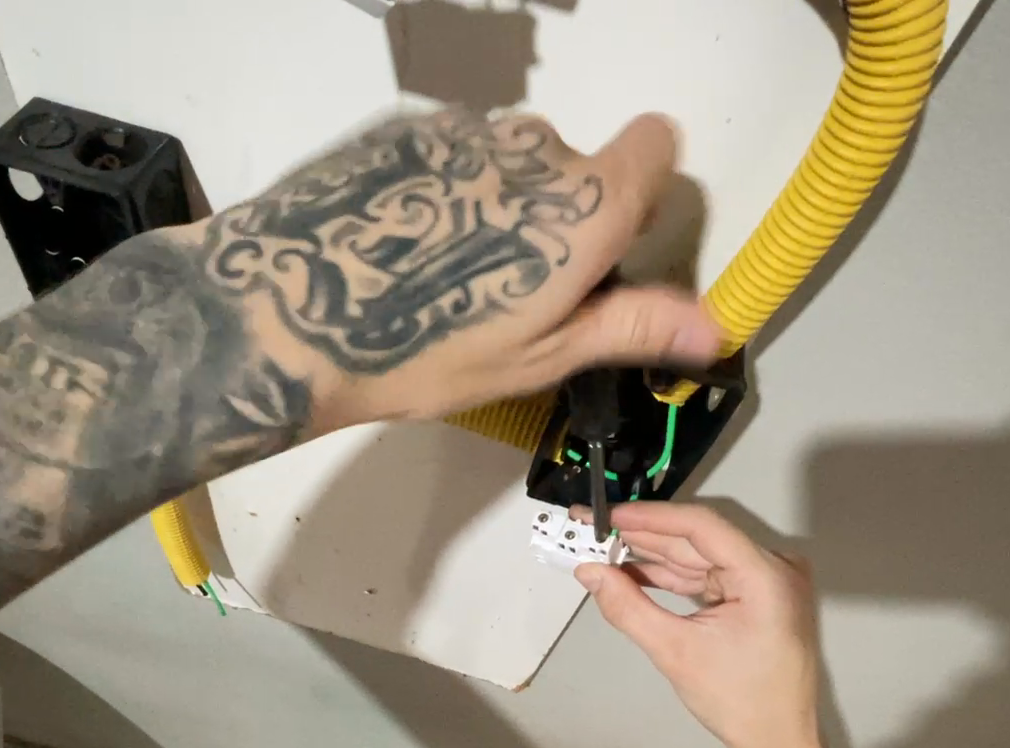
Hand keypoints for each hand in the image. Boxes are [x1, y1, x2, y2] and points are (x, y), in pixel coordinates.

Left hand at [189, 108, 721, 426]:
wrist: (293, 316)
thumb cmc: (428, 353)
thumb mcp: (537, 357)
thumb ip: (629, 325)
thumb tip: (716, 326)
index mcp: (584, 206)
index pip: (655, 146)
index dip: (637, 193)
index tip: (601, 246)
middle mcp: (535, 147)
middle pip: (576, 162)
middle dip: (560, 214)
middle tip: (506, 288)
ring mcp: (465, 130)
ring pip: (511, 159)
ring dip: (500, 204)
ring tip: (445, 272)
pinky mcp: (405, 128)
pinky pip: (454, 154)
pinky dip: (448, 190)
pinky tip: (404, 244)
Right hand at [574, 503, 820, 747]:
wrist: (778, 743)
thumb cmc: (737, 702)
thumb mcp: (675, 652)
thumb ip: (627, 607)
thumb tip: (588, 571)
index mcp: (766, 576)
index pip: (701, 527)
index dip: (650, 518)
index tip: (607, 516)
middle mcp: (771, 568)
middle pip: (696, 540)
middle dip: (642, 536)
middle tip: (593, 528)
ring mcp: (764, 581)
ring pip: (696, 556)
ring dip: (650, 555)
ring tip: (603, 548)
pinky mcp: (753, 595)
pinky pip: (704, 575)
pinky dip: (668, 576)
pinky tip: (630, 571)